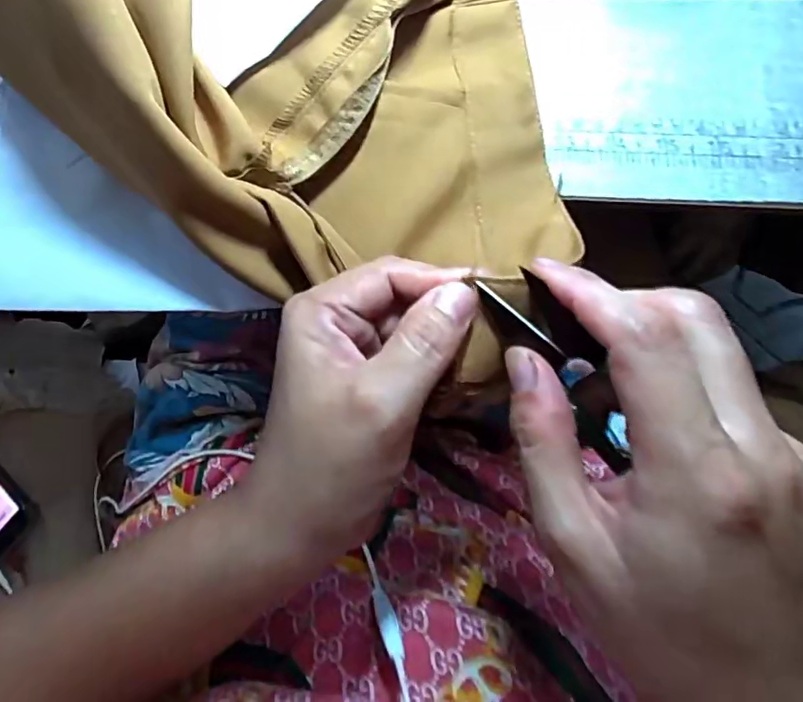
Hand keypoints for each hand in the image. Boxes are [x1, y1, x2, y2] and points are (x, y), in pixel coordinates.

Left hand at [241, 257, 476, 564]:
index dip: (441, 280)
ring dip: (447, 337)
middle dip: (447, 309)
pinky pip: (408, 355)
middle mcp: (332, 319)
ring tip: (498, 343)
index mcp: (322, 310)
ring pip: (408, 326)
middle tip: (504, 320)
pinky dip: (438, 362)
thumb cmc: (332, 464)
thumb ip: (424, 342)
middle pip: (399, 296)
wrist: (298, 527)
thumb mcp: (382, 400)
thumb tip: (465, 290)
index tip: (496, 291)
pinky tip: (472, 371)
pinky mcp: (365, 378)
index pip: (389, 274)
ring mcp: (348, 349)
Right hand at [508, 259, 802, 701]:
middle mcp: (761, 447)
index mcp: (700, 472)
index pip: (647, 340)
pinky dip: (674, 370)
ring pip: (715, 342)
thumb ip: (542, 440)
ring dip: (646, 330)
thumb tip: (524, 359)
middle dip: (621, 296)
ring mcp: (792, 450)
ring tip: (592, 367)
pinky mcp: (800, 459)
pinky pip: (727, 382)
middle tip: (566, 315)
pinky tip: (640, 414)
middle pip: (695, 317)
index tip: (541, 271)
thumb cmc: (656, 633)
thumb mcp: (572, 543)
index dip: (589, 292)